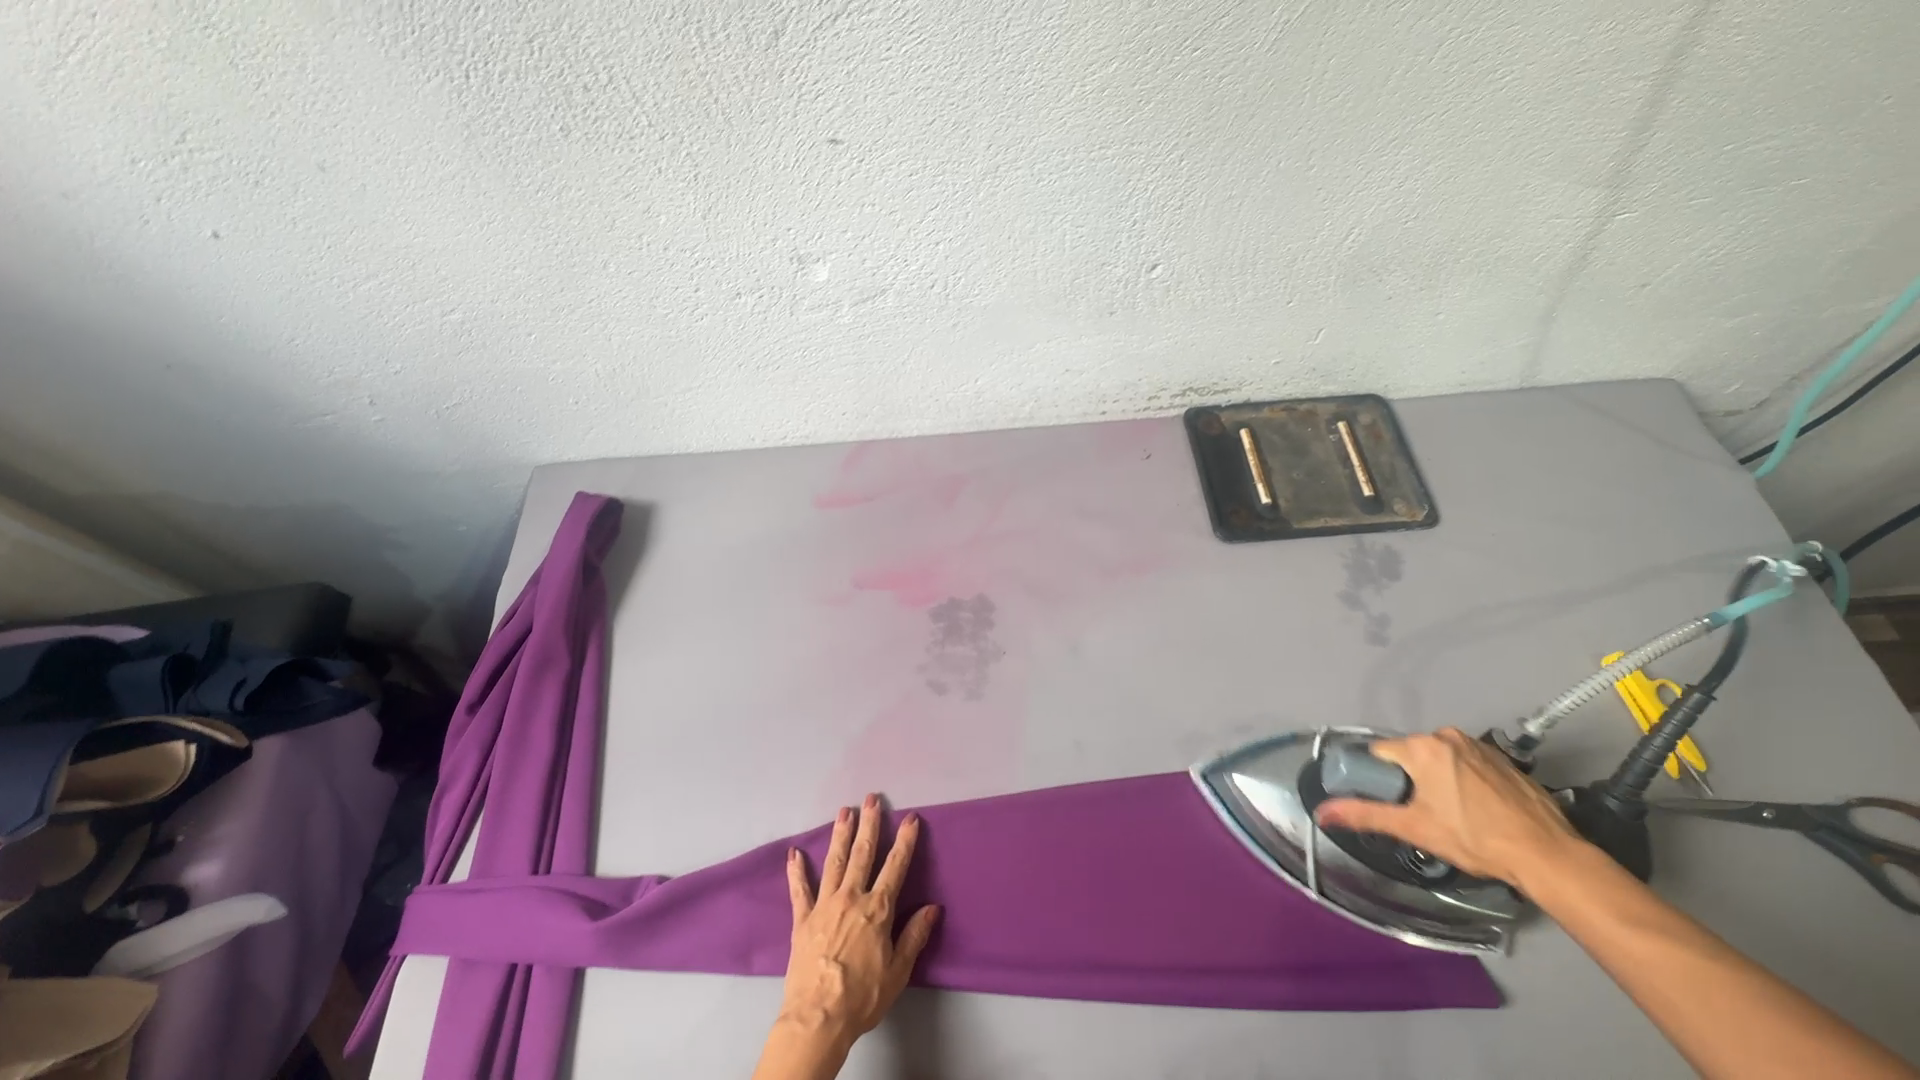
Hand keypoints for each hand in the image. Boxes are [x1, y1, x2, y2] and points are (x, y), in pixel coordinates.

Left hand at [754, 794, 940, 1079]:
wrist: (818, 1017)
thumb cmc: (863, 996)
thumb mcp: (899, 970)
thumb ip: (914, 935)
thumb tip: (932, 907)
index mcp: (878, 909)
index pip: (895, 867)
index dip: (904, 841)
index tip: (910, 818)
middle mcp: (851, 898)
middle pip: (862, 854)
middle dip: (870, 824)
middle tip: (872, 798)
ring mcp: (824, 906)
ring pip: (834, 862)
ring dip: (840, 834)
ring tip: (845, 811)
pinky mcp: (802, 920)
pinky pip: (799, 889)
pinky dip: (796, 870)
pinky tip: (794, 853)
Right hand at [1314, 728, 1585, 888]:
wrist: (1545, 853)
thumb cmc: (1473, 838)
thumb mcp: (1414, 828)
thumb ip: (1365, 815)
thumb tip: (1322, 812)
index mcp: (1423, 747)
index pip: (1380, 754)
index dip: (1377, 779)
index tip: (1387, 803)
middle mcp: (1448, 736)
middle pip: (1410, 755)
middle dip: (1408, 781)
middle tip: (1418, 813)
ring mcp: (1479, 745)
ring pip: (1439, 759)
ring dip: (1435, 780)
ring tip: (1449, 814)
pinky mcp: (1503, 758)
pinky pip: (1466, 763)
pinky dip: (1462, 780)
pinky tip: (1474, 808)